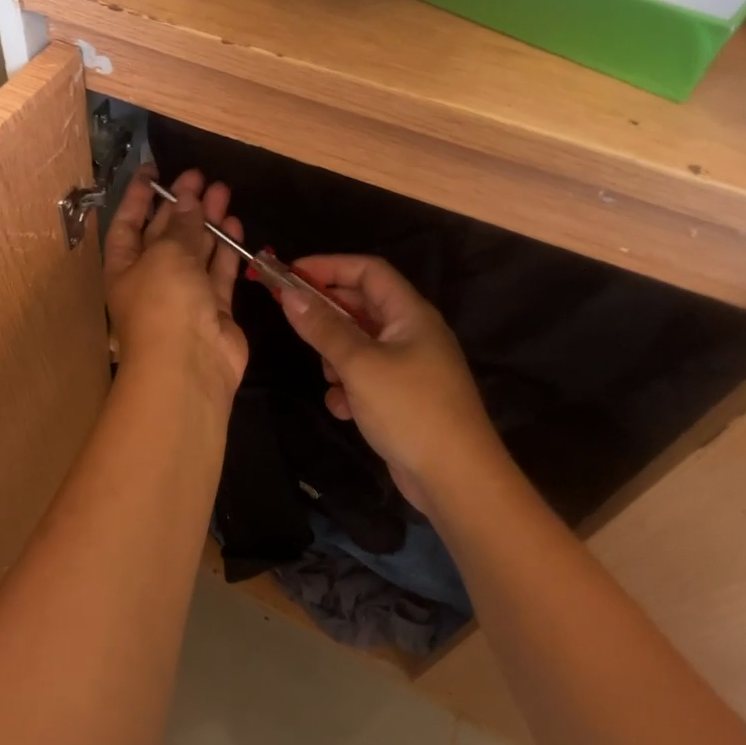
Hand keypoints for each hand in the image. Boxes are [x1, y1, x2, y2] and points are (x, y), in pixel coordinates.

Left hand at [103, 167, 248, 408]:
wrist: (188, 366)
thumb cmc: (163, 302)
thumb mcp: (166, 254)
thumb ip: (181, 225)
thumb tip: (189, 198)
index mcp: (124, 266)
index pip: (128, 222)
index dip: (139, 196)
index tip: (153, 169)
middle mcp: (150, 278)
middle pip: (165, 234)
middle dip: (181, 204)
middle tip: (200, 176)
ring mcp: (183, 294)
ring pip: (195, 250)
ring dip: (207, 221)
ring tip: (223, 190)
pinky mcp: (213, 308)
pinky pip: (218, 271)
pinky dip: (226, 248)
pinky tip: (235, 223)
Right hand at [277, 255, 503, 513]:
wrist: (456, 478)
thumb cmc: (410, 409)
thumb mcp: (359, 365)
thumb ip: (323, 328)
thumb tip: (289, 293)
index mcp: (410, 314)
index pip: (368, 271)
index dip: (329, 266)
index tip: (290, 274)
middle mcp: (412, 333)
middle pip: (361, 306)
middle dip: (327, 314)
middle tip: (291, 319)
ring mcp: (410, 366)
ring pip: (360, 344)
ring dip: (336, 357)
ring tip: (329, 377)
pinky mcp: (404, 397)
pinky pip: (367, 377)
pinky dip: (349, 387)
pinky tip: (343, 408)